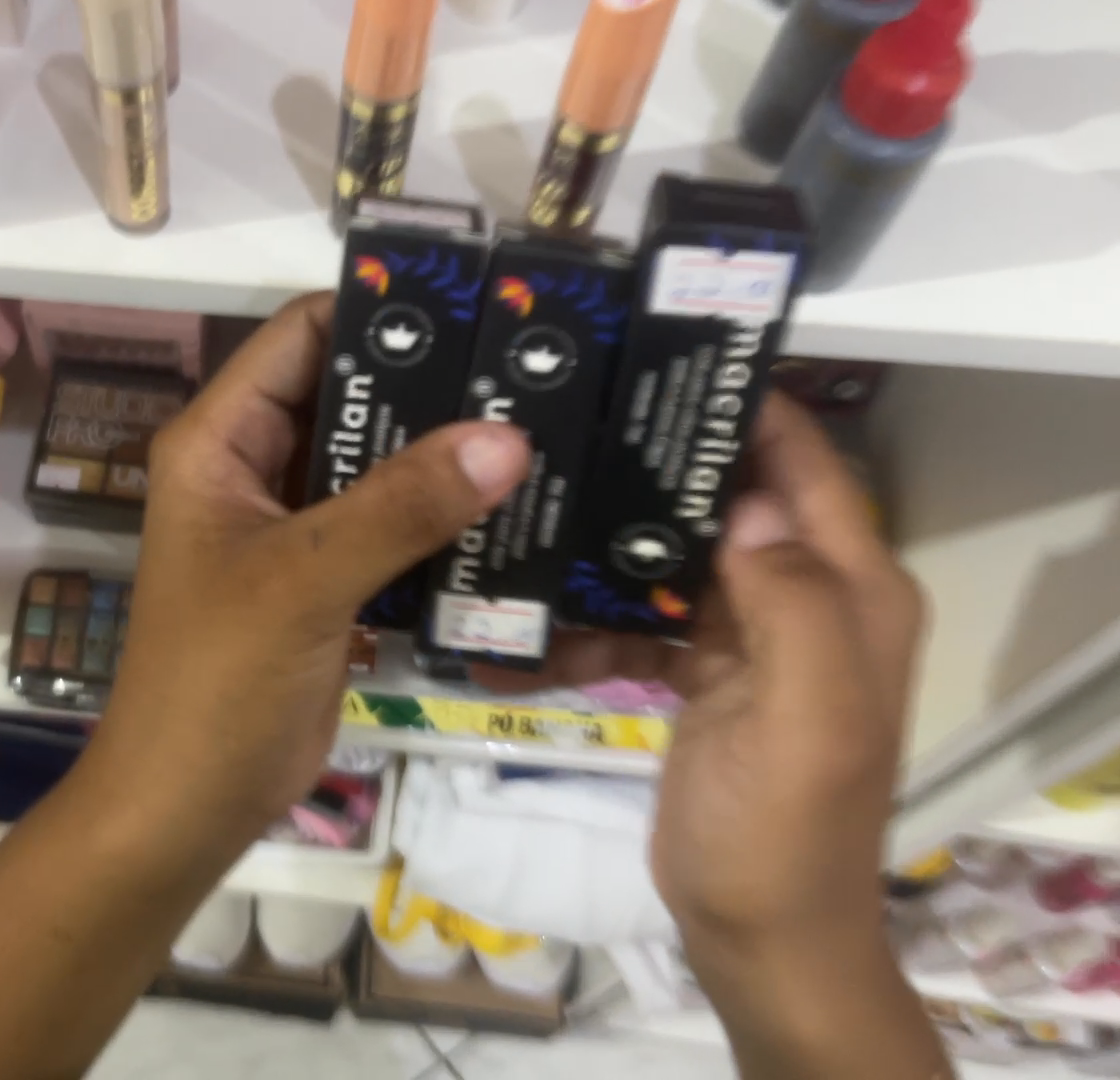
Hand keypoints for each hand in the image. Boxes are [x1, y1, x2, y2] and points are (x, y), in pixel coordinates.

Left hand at [88, 293, 530, 844]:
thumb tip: (508, 435)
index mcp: (218, 442)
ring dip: (441, 452)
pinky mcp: (324, 577)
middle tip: (539, 365)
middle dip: (428, 383)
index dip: (378, 309)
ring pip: (373, 463)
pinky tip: (516, 507)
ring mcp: (290, 525)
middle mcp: (251, 468)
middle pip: (345, 395)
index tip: (481, 300)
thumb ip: (398, 507)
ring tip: (548, 423)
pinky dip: (438, 517)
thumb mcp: (301, 581)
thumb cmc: (216, 680)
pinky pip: (388, 525)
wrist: (190, 796)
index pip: (299, 337)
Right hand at [474, 394, 923, 957]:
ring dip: (606, 552)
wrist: (751, 921)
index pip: (808, 476)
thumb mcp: (803, 719)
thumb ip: (792, 608)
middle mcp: (796, 601)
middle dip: (657, 472)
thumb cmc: (781, 824)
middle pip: (724, 508)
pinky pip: (634, 622)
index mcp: (844, 596)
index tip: (677, 369)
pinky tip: (528, 631)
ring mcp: (738, 638)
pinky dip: (587, 623)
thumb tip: (748, 506)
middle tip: (572, 435)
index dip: (758, 416)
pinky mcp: (689, 671)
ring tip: (529, 522)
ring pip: (667, 563)